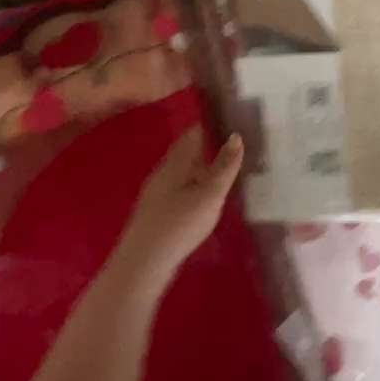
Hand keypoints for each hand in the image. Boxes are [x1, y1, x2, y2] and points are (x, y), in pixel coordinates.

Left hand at [115, 127, 244, 282]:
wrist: (144, 261)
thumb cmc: (180, 223)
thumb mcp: (210, 194)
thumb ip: (224, 166)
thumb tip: (235, 136)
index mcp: (175, 163)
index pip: (191, 135)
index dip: (207, 125)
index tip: (226, 119)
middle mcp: (162, 173)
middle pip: (184, 153)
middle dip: (203, 146)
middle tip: (228, 144)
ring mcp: (155, 193)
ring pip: (179, 172)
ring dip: (197, 168)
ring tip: (219, 170)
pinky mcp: (154, 212)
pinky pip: (176, 189)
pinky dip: (191, 185)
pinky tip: (199, 198)